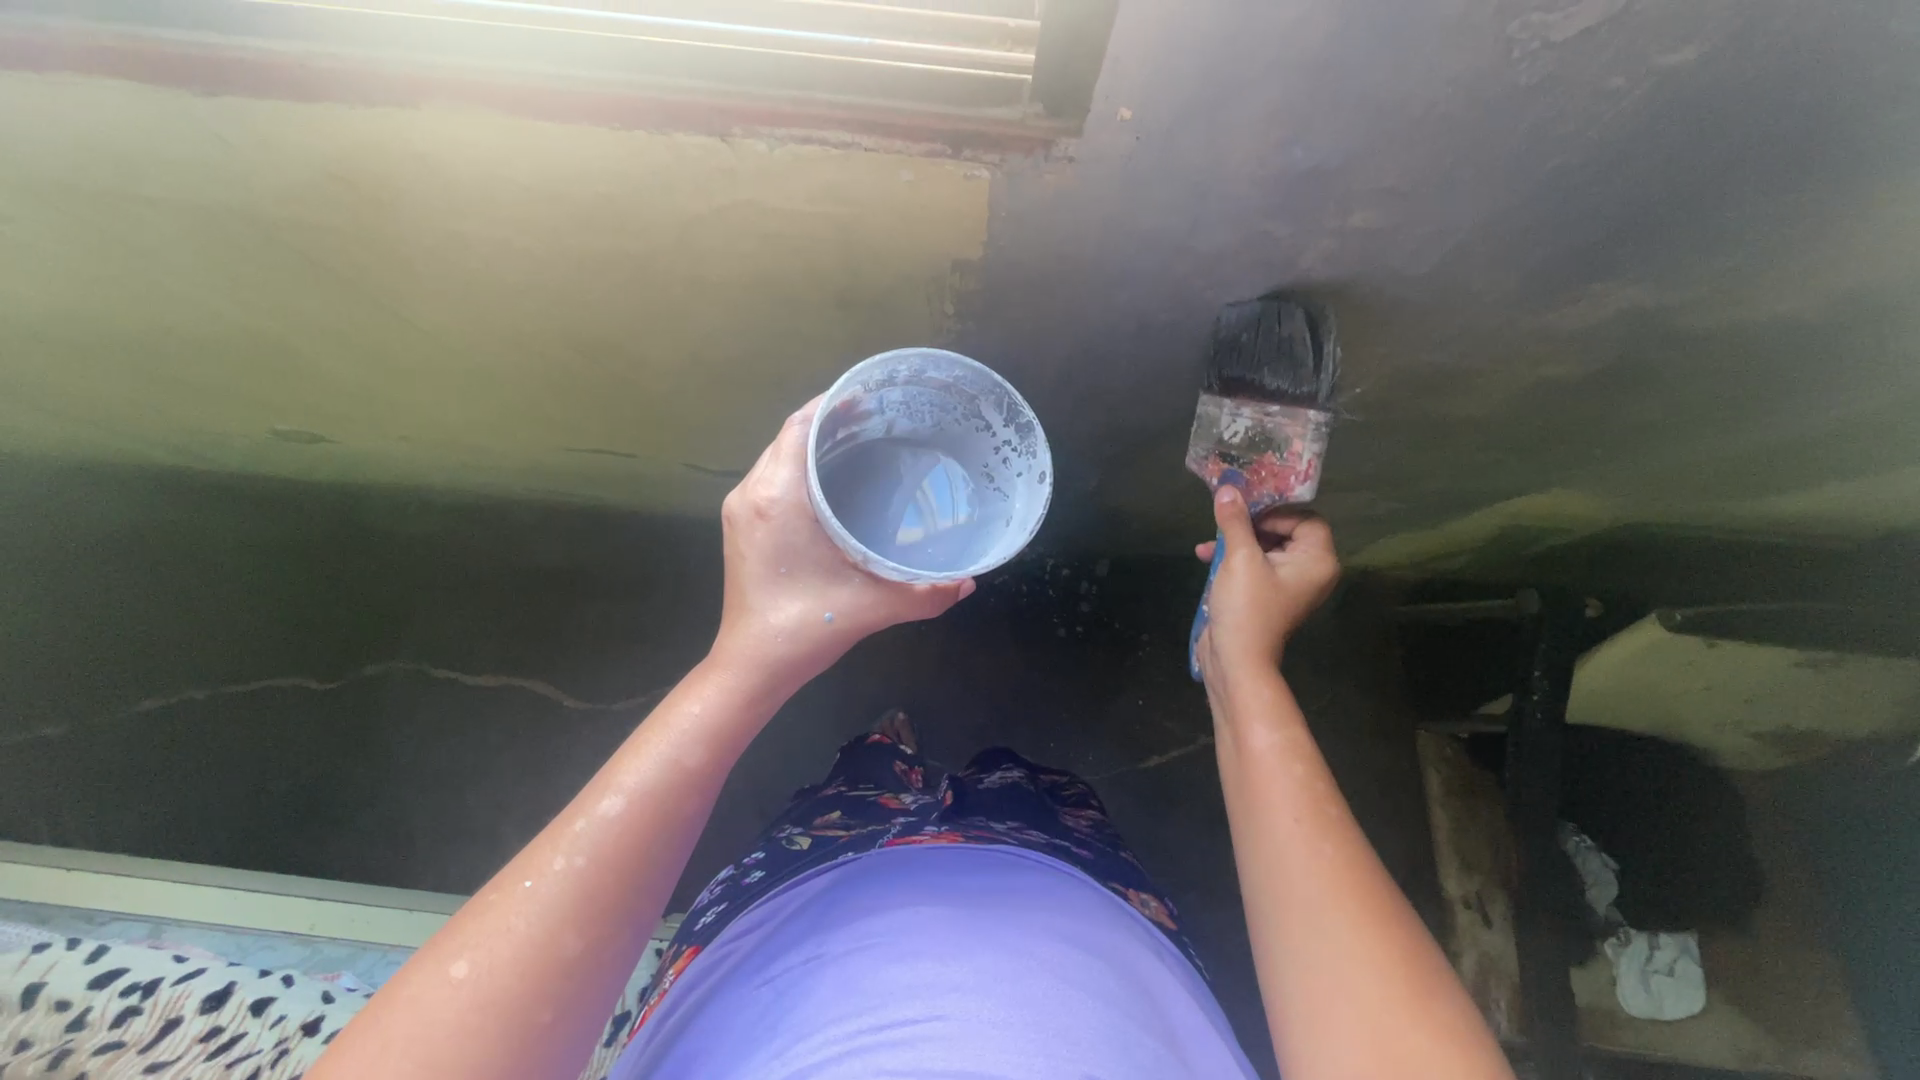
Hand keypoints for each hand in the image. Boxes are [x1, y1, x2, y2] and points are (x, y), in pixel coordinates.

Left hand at [711, 397, 973, 688]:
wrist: (753, 666)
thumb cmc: (806, 628)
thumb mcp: (874, 607)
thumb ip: (926, 594)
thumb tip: (969, 581)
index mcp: (778, 498)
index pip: (800, 427)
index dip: (833, 404)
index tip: (873, 398)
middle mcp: (753, 493)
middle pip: (790, 436)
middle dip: (831, 422)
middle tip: (880, 419)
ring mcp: (742, 509)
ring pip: (779, 456)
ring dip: (814, 444)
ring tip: (862, 442)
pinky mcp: (742, 526)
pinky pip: (773, 478)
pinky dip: (801, 467)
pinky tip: (834, 481)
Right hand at [1193, 486, 1339, 682]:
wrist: (1236, 659)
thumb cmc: (1247, 606)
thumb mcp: (1239, 558)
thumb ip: (1235, 520)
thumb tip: (1228, 489)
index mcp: (1317, 561)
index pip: (1305, 519)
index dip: (1276, 512)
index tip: (1246, 514)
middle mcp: (1311, 571)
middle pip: (1285, 531)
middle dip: (1251, 526)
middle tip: (1225, 524)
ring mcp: (1290, 585)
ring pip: (1266, 548)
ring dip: (1237, 542)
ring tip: (1209, 545)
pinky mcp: (1269, 595)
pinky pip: (1257, 566)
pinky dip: (1235, 559)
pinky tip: (1207, 557)